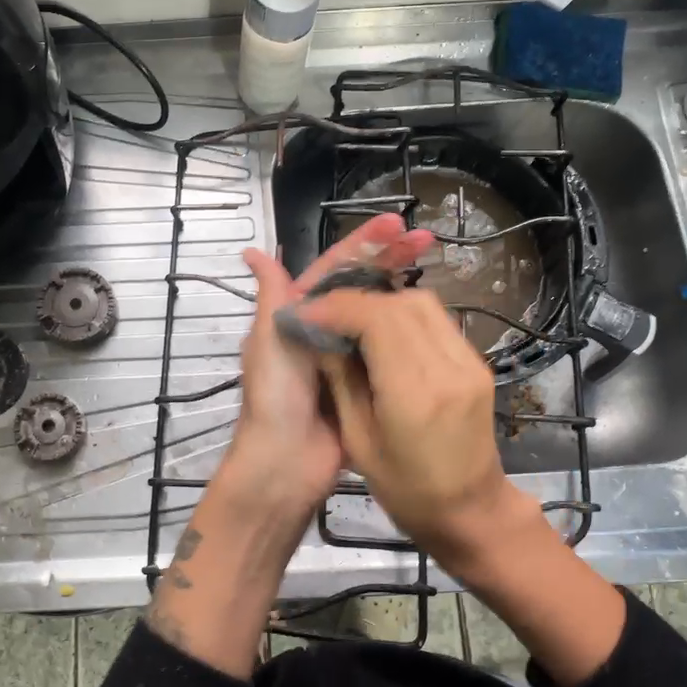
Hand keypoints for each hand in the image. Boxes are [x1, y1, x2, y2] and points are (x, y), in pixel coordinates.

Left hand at [214, 215, 432, 518]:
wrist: (286, 463)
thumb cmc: (275, 397)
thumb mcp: (269, 341)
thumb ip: (272, 297)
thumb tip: (253, 251)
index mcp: (298, 314)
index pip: (335, 268)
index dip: (364, 243)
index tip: (397, 224)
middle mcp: (323, 329)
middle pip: (361, 285)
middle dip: (390, 258)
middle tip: (426, 238)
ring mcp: (346, 356)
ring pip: (377, 314)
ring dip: (400, 288)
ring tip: (432, 264)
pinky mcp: (366, 383)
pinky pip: (387, 350)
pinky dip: (405, 331)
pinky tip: (428, 316)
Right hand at [293, 287, 548, 559]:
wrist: (472, 512)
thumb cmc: (407, 490)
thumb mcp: (358, 440)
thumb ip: (340, 379)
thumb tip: (317, 333)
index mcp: (415, 394)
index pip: (376, 320)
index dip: (336, 307)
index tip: (304, 312)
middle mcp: (449, 368)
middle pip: (399, 304)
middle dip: (354, 300)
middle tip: (321, 311)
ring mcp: (470, 363)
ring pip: (421, 304)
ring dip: (380, 303)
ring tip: (348, 319)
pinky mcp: (476, 363)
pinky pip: (436, 320)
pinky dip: (402, 315)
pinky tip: (379, 331)